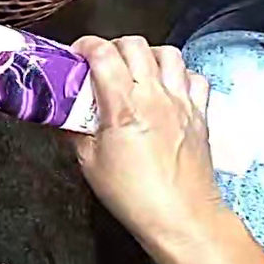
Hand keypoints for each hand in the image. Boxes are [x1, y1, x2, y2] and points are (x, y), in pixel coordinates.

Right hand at [72, 36, 234, 261]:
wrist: (182, 218)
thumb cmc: (137, 197)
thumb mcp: (90, 164)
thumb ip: (75, 132)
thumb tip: (64, 117)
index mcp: (124, 107)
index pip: (103, 54)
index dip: (86, 46)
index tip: (77, 53)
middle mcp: (155, 97)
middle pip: (134, 45)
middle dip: (113, 47)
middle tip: (102, 63)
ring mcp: (181, 102)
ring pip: (167, 53)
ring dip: (146, 55)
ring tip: (134, 70)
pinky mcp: (199, 113)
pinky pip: (193, 77)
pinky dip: (178, 74)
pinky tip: (165, 88)